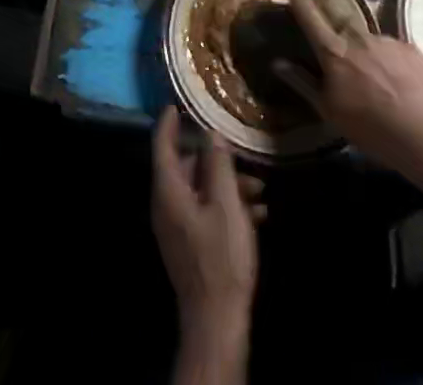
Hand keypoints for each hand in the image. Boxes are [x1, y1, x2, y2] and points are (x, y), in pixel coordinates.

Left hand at [151, 106, 264, 333]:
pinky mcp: (188, 242)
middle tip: (242, 156)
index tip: (177, 104)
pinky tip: (257, 214)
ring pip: (199, 190)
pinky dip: (226, 206)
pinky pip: (204, 211)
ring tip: (261, 191)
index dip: (168, 123)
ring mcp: (175, 225)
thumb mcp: (226, 204)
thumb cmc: (221, 256)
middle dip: (214, 159)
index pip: (162, 145)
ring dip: (227, 185)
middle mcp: (165, 204)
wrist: (216, 317)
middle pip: (185, 167)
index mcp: (168, 190)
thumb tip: (210, 133)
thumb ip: (218, 166)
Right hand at [272, 0, 422, 182]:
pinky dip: (389, 60)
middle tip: (341, 56)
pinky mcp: (411, 48)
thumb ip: (302, 82)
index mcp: (333, 51)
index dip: (299, 2)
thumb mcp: (328, 110)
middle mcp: (358, 37)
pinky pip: (392, 47)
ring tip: (375, 78)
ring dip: (365, 50)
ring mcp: (387, 41)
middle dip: (337, 34)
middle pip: (340, 24)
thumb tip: (277, 62)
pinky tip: (397, 82)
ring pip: (368, 38)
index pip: (309, 16)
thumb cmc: (369, 127)